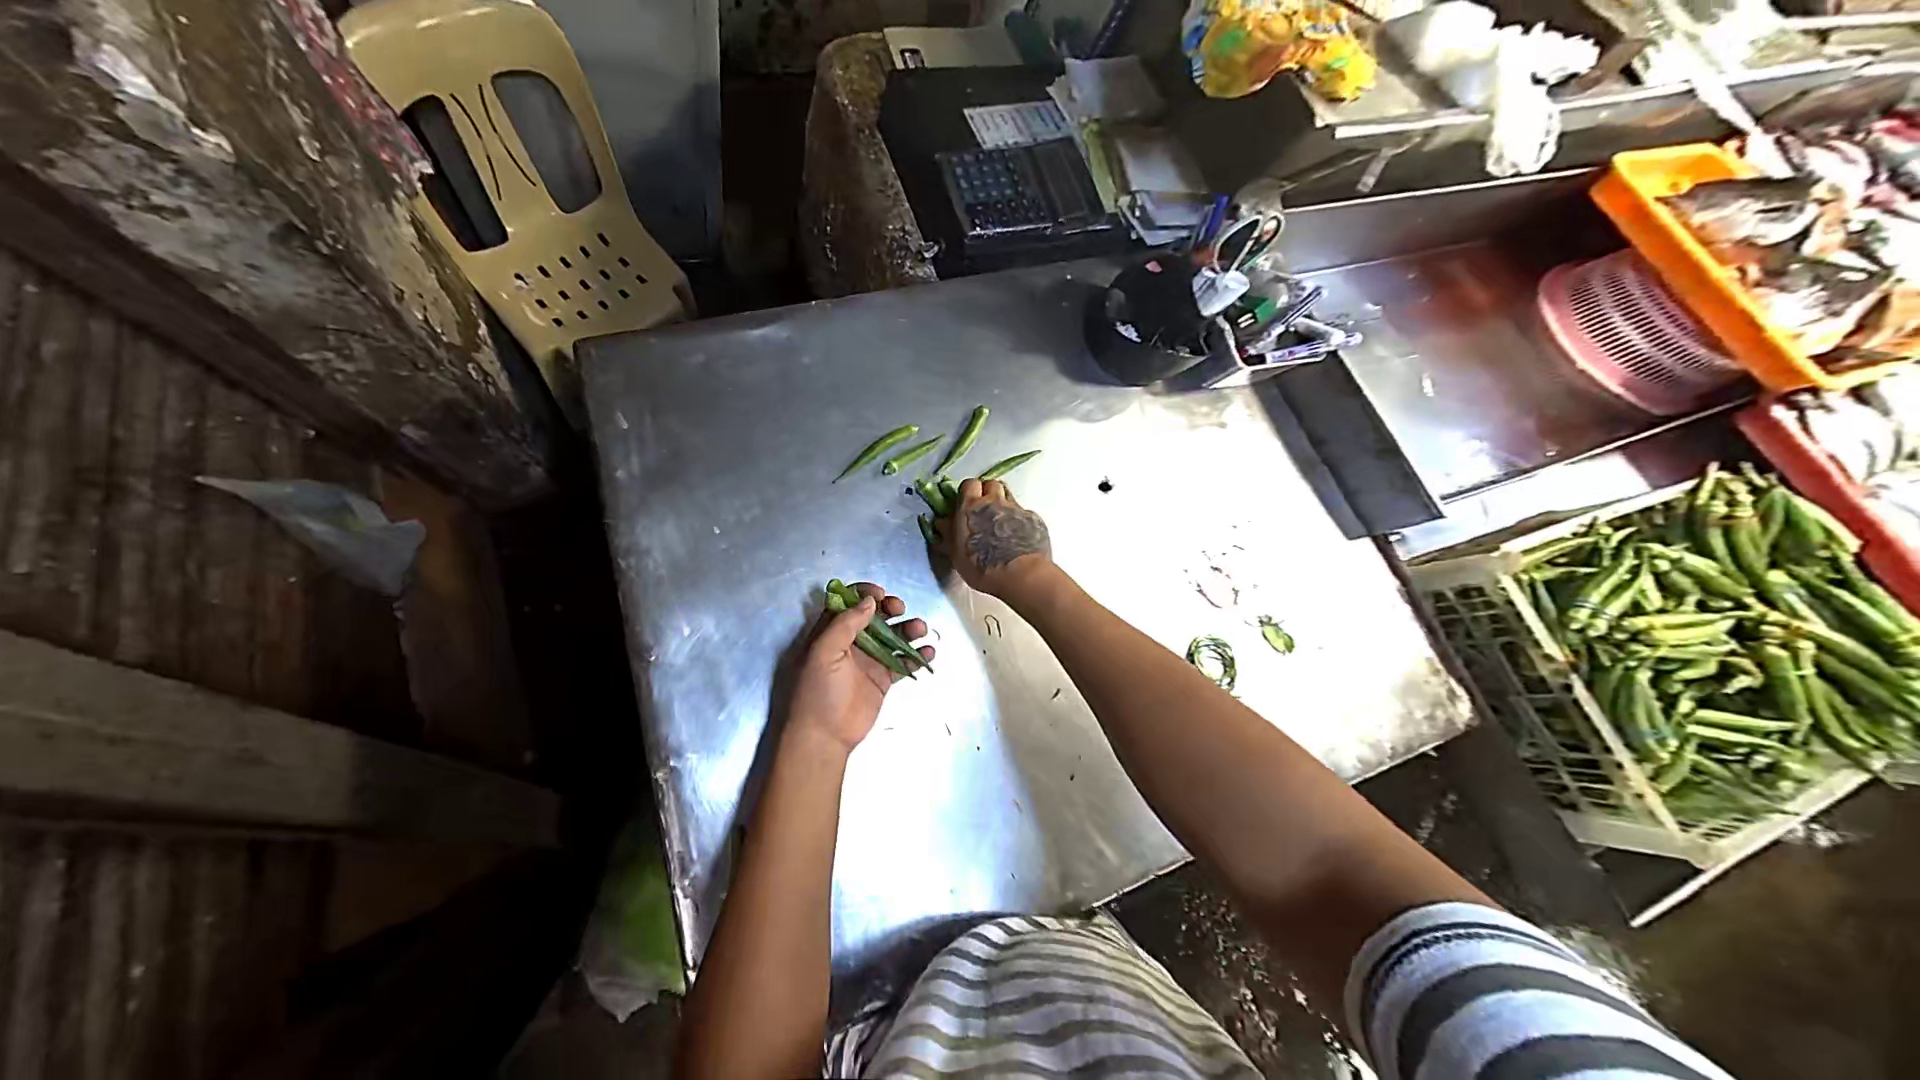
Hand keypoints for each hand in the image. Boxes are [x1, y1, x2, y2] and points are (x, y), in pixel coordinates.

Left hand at [787, 582, 933, 752]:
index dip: (864, 594)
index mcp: (830, 633)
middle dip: (889, 609)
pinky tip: (929, 652)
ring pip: (892, 637)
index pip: (848, 604)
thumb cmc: (816, 692)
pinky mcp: (882, 680)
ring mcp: (868, 661)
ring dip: (908, 629)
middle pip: (874, 617)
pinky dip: (917, 656)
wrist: (822, 737)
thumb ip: (845, 624)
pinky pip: (903, 662)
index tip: (881, 594)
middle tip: (900, 609)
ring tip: (921, 629)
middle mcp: (850, 643)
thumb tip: (869, 601)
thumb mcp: (823, 652)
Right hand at [933, 478, 1058, 603]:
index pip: (969, 484)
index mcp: (971, 507)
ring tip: (1001, 521)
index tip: (967, 504)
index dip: (969, 492)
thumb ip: (949, 534)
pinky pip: (1024, 513)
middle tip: (984, 511)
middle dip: (988, 493)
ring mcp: (1016, 508)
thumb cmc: (981, 565)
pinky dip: (1020, 519)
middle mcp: (994, 501)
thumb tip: (942, 522)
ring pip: (1009, 495)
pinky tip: (1019, 535)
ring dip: (1004, 503)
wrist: (1020, 574)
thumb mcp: (956, 553)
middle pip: (991, 484)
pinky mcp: (1034, 519)